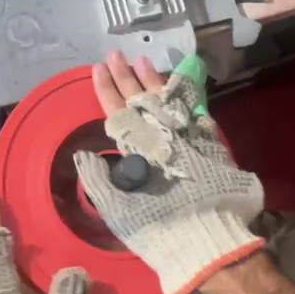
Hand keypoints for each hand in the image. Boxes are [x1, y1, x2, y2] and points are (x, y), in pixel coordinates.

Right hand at [73, 50, 265, 293]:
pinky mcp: (209, 144)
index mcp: (135, 148)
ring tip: (142, 62)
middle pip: (139, 98)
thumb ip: (98, 178)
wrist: (207, 238)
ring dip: (152, 80)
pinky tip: (177, 87)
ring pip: (167, 99)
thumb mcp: (117, 209)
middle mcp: (160, 135)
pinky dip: (182, 97)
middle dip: (125, 76)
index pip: (116, 110)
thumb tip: (85, 155)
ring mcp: (187, 136)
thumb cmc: (157, 227)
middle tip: (115, 55)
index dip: (105, 88)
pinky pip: (192, 111)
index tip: (97, 68)